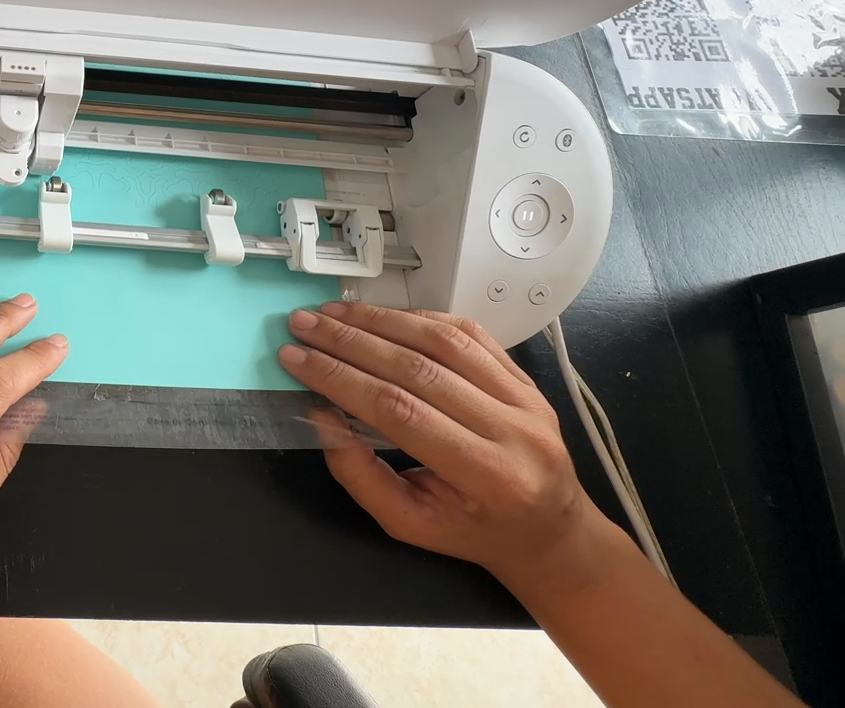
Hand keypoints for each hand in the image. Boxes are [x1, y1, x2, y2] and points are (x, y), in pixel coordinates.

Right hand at [278, 302, 619, 594]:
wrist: (550, 531)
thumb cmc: (469, 530)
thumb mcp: (405, 522)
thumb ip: (357, 471)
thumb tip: (320, 411)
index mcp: (486, 476)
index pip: (397, 409)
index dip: (338, 377)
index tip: (294, 357)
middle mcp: (513, 430)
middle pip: (415, 368)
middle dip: (347, 341)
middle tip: (303, 324)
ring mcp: (525, 398)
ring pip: (441, 340)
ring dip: (377, 320)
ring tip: (332, 311)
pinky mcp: (525, 376)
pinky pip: (466, 332)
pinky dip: (415, 316)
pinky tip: (378, 315)